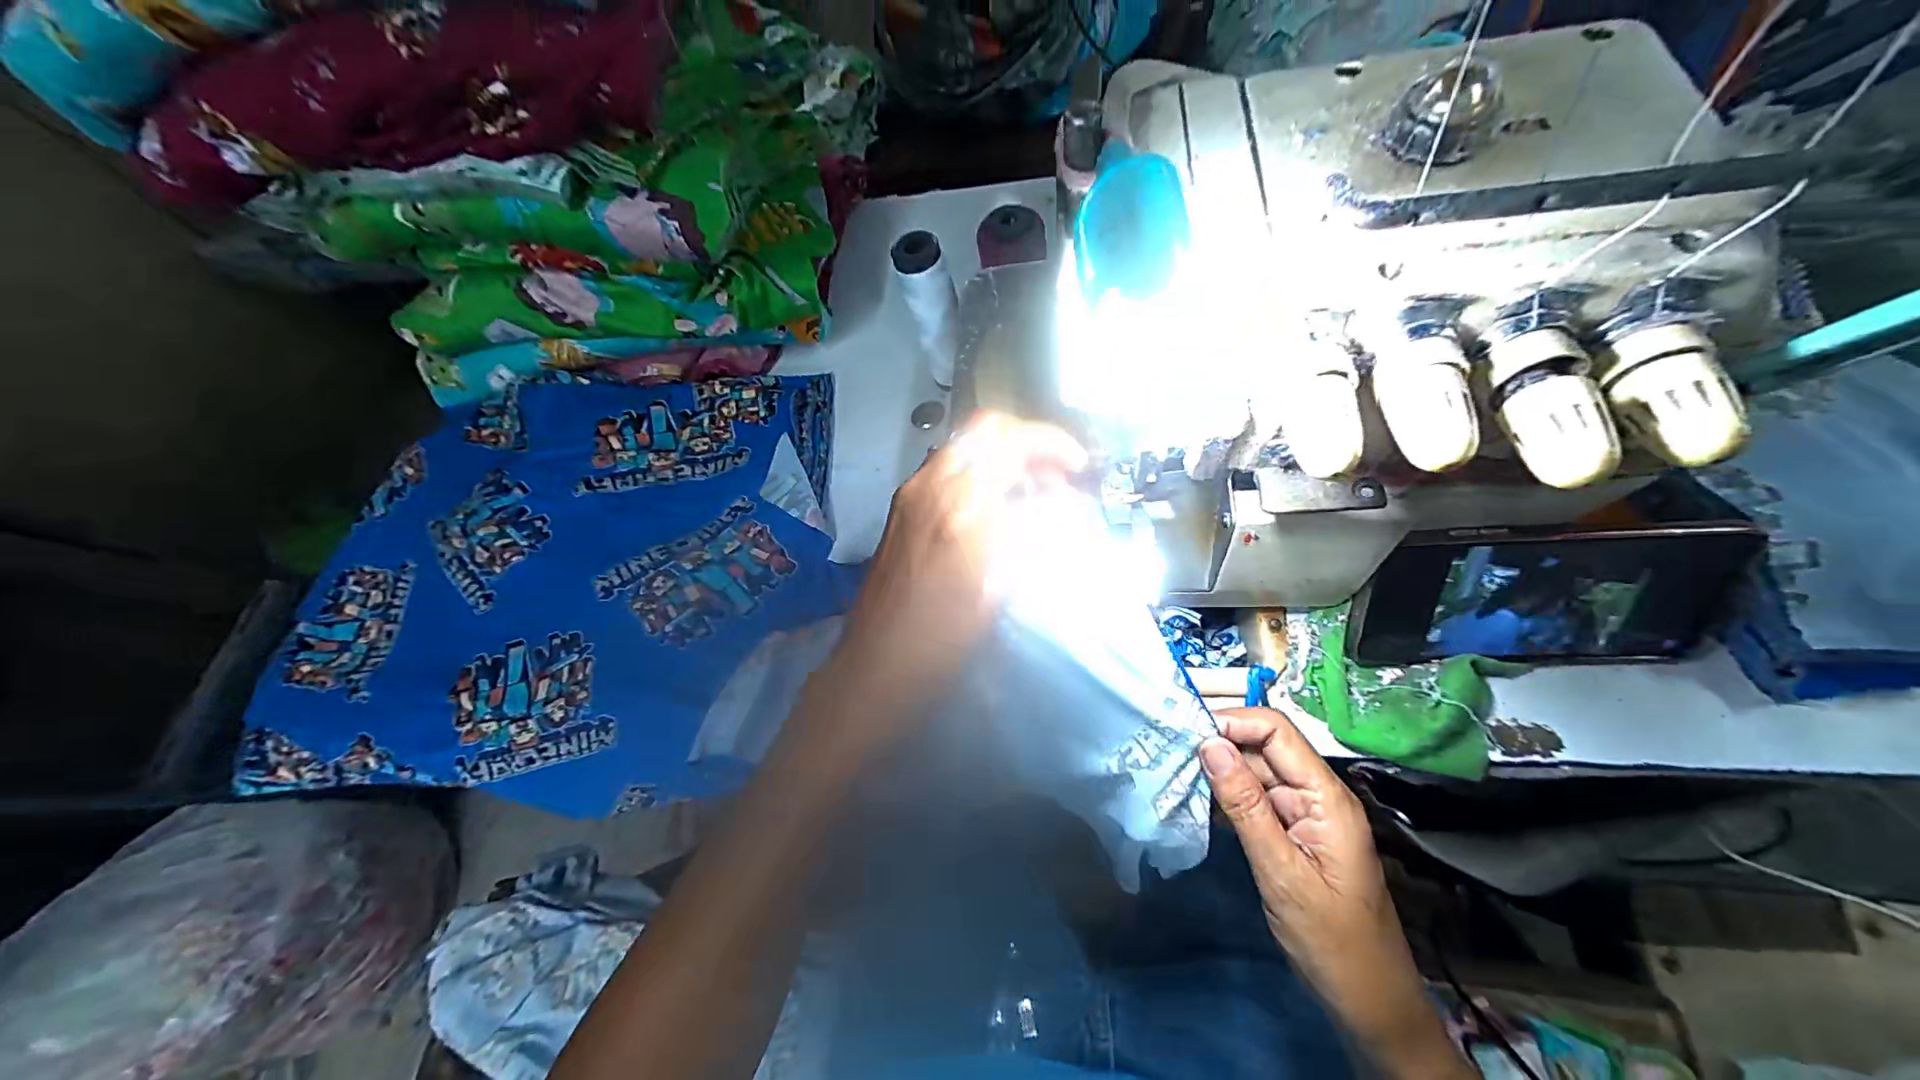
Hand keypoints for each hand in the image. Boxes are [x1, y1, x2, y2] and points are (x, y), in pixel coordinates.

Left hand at [801, 412, 1084, 751]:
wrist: (877, 666)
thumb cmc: (943, 639)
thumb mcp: (1002, 588)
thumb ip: (1035, 534)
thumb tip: (1063, 505)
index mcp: (961, 503)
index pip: (1013, 440)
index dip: (1055, 445)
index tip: (1080, 469)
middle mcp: (931, 485)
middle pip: (985, 430)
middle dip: (1028, 442)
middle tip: (1057, 475)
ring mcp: (910, 495)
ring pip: (963, 448)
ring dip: (1003, 457)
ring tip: (1033, 492)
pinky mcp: (900, 512)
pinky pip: (946, 470)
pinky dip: (978, 474)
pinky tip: (996, 509)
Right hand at [1201, 703, 1469, 1077]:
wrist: (1368, 1001)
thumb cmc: (1331, 940)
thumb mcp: (1281, 873)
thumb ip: (1244, 805)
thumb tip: (1209, 744)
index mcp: (1326, 798)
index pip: (1278, 732)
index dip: (1234, 723)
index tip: (1188, 735)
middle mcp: (1316, 796)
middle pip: (1264, 750)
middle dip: (1219, 746)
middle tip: (1171, 754)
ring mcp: (1304, 815)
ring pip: (1256, 774)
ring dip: (1219, 772)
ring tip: (1176, 774)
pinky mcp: (1292, 834)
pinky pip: (1256, 802)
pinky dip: (1228, 799)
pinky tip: (1198, 802)